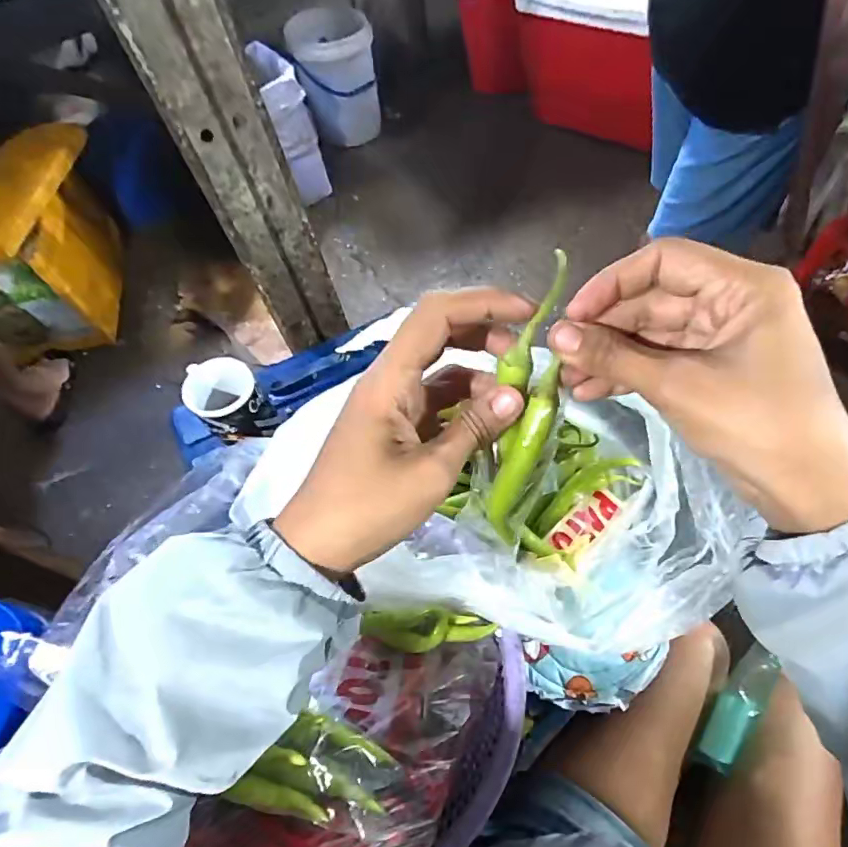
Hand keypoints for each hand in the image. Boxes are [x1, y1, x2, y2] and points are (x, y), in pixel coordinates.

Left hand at [274, 289, 529, 573]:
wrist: (318, 542)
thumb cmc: (370, 507)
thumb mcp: (432, 471)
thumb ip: (474, 428)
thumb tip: (517, 396)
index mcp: (390, 380)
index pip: (436, 315)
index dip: (484, 304)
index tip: (529, 315)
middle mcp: (389, 380)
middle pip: (439, 333)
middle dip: (486, 336)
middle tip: (525, 360)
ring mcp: (391, 402)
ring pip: (441, 369)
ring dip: (479, 376)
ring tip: (514, 401)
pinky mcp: (394, 425)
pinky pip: (435, 400)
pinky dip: (465, 404)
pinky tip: (490, 422)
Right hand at [537, 238, 847, 533]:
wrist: (808, 487)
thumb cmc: (753, 425)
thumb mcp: (679, 387)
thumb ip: (614, 357)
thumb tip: (555, 336)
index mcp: (742, 286)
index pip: (664, 260)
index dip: (612, 283)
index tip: (572, 315)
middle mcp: (734, 300)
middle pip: (656, 297)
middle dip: (606, 325)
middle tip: (561, 354)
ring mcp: (725, 336)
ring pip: (656, 332)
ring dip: (613, 353)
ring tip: (568, 378)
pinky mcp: (716, 369)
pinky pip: (666, 358)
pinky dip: (632, 372)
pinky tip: (592, 389)